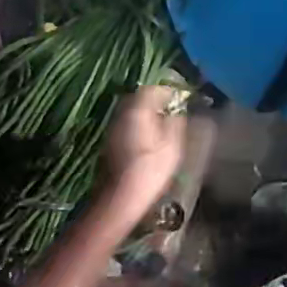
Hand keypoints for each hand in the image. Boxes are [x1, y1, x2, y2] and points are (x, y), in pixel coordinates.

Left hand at [96, 85, 185, 225]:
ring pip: (129, 113)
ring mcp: (111, 130)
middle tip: (169, 109)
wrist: (121, 197)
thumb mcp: (172, 146)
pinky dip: (136, 127)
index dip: (165, 91)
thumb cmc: (150, 171)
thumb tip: (176, 112)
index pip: (150, 90)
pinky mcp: (108, 144)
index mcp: (136, 112)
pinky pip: (125, 127)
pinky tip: (147, 139)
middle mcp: (120, 116)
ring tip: (161, 124)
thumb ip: (175, 123)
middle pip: (136, 99)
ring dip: (144, 114)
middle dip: (153, 101)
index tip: (177, 98)